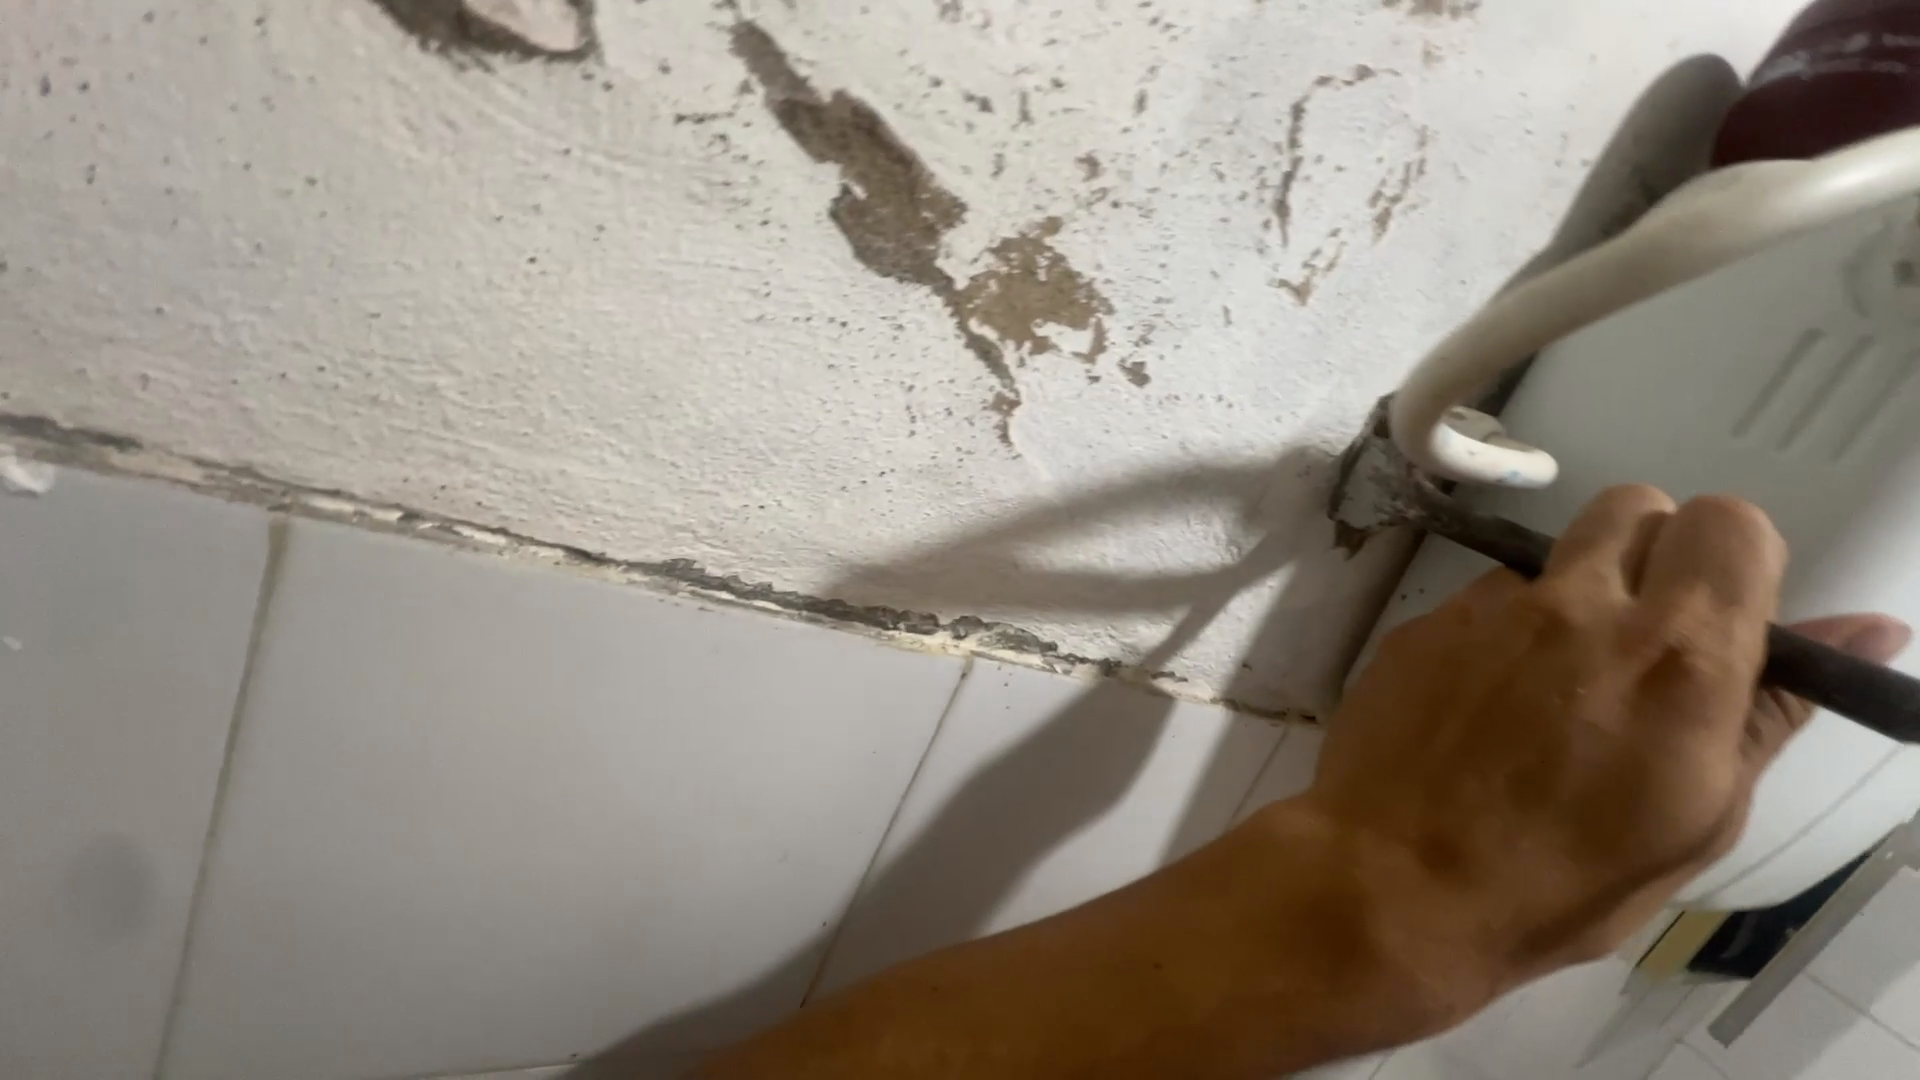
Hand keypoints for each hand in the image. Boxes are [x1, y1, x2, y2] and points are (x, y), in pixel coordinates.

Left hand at [1299, 485, 1909, 1024]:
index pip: (1726, 525)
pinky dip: (1491, 634)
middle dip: (1649, 549)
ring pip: (1543, 562)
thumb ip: (1769, 708)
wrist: (1394, 873)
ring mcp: (1478, 611)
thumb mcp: (1697, 811)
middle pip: (1629, 507)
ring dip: (1560, 600)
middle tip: (1638, 627)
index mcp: (1672, 654)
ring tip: (1540, 688)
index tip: (1716, 610)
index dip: (1730, 558)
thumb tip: (1860, 627)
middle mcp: (1571, 608)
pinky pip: (1472, 605)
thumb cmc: (1562, 872)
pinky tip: (1473, 702)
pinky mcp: (1414, 627)